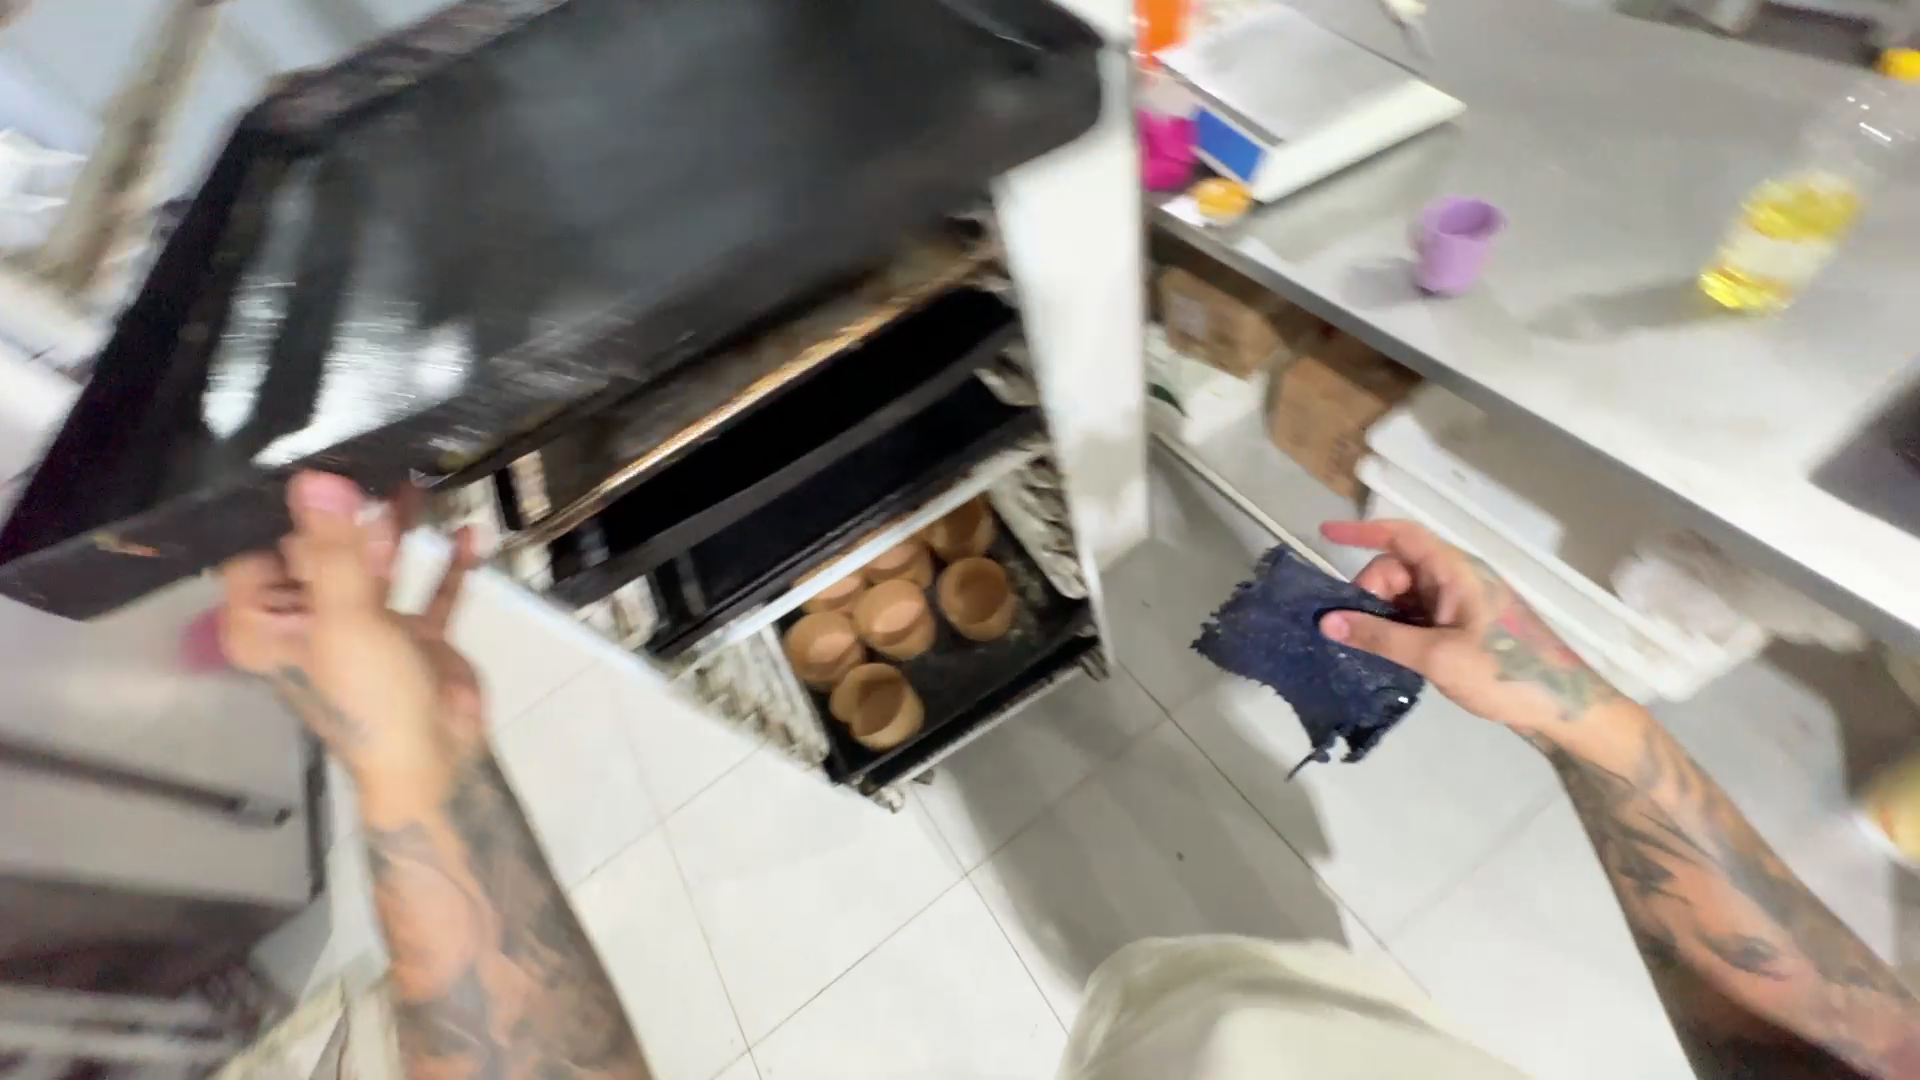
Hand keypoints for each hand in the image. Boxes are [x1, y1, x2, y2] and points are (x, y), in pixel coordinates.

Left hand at [221, 472, 482, 812]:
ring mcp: (369, 626)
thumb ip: (337, 550)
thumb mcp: (347, 619)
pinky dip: (452, 566)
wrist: (435, 754)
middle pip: (329, 551)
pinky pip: (434, 591)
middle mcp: (312, 619)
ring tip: (424, 485)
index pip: (260, 550)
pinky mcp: (418, 635)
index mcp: (268, 621)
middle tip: (383, 463)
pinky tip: (472, 536)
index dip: (284, 508)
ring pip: (383, 566)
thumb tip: (318, 479)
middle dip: (356, 513)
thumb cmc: (369, 694)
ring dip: (403, 532)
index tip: (319, 458)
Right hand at [1316, 519, 1622, 739]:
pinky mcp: (1461, 628)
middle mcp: (1457, 581)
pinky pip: (1414, 615)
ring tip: (1369, 646)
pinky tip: (1386, 652)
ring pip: (1402, 595)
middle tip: (1354, 629)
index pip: (1403, 536)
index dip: (1362, 530)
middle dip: (1369, 592)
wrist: (1569, 712)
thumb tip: (1326, 622)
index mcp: (1457, 573)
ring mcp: (1460, 604)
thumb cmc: (1508, 675)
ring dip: (1380, 614)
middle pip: (1396, 569)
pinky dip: (1395, 627)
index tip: (1325, 534)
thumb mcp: (1436, 657)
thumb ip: (1379, 637)